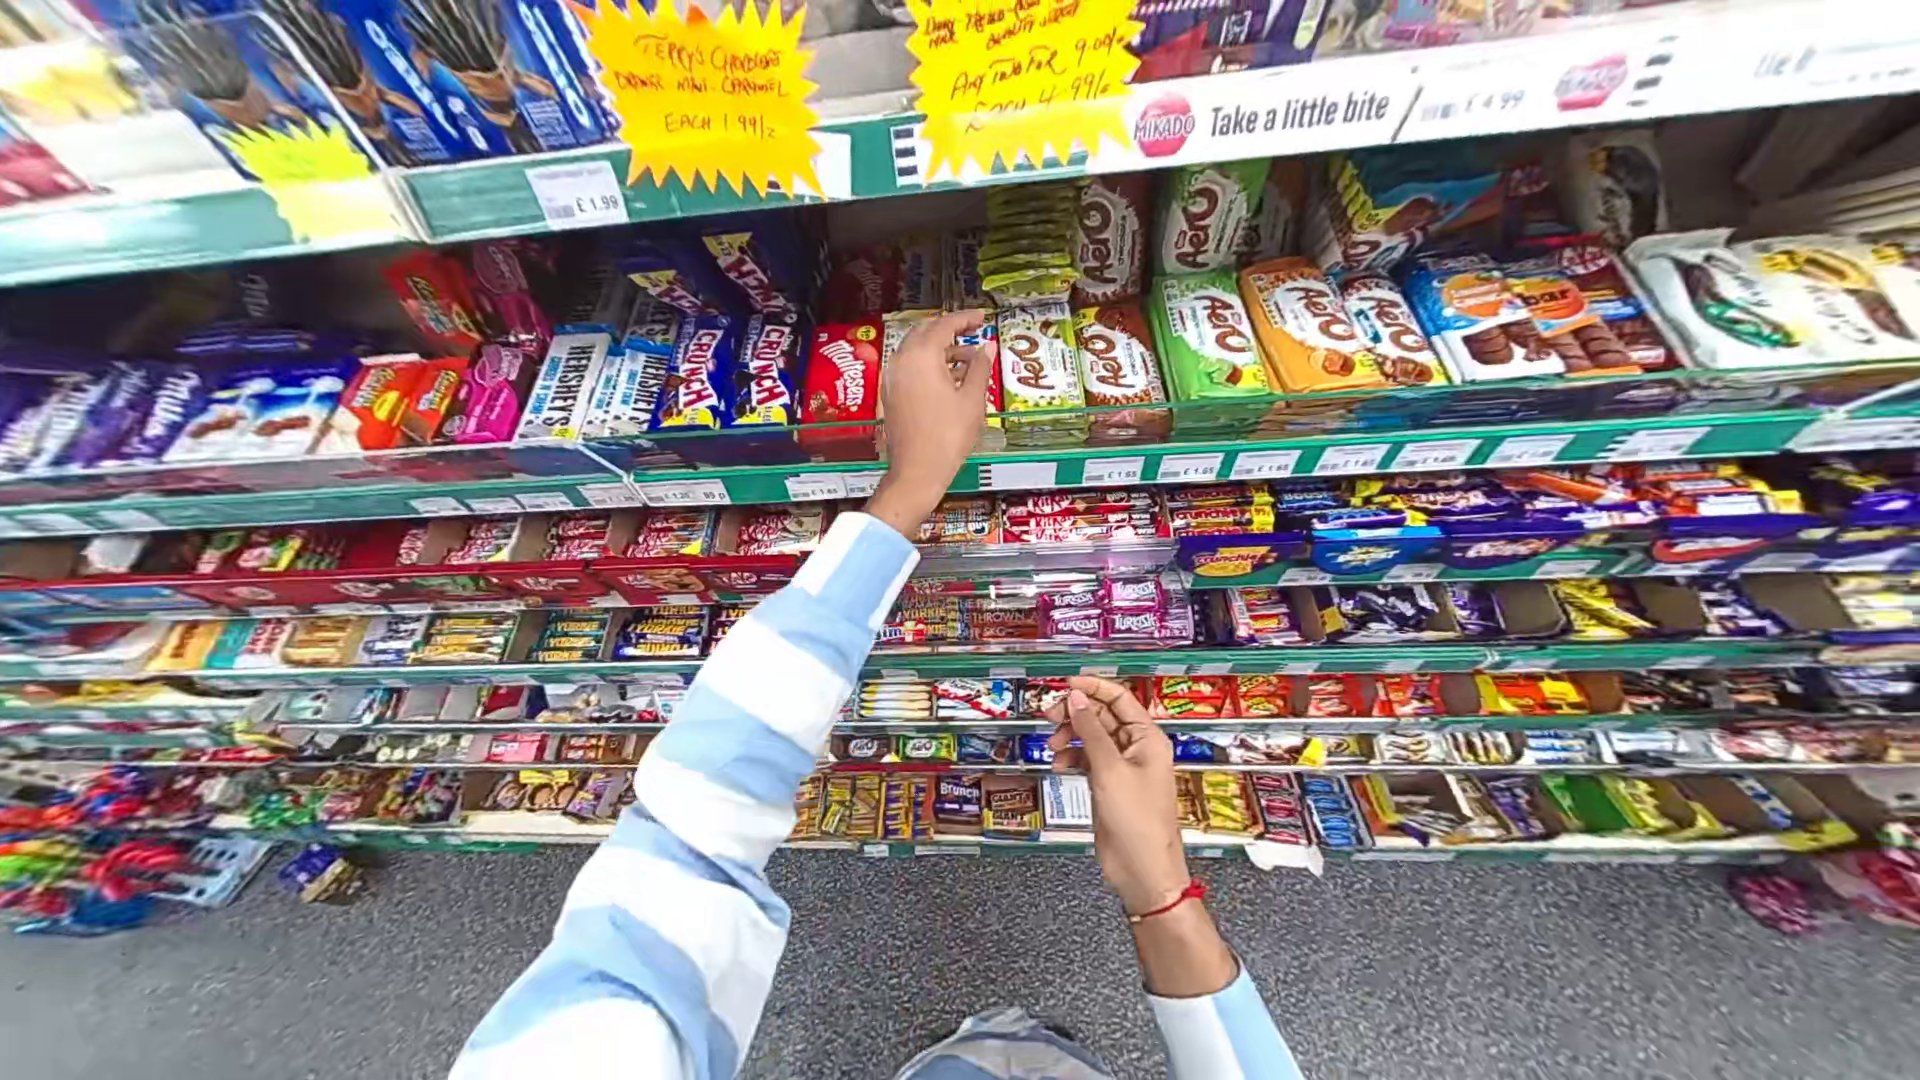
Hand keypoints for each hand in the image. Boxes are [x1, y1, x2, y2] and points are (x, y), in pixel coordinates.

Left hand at [865, 310, 993, 537]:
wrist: (917, 472)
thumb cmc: (947, 438)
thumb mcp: (972, 400)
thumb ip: (980, 368)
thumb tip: (986, 348)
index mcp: (921, 357)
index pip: (944, 325)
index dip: (965, 319)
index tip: (981, 318)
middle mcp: (901, 362)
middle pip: (924, 333)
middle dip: (949, 330)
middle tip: (972, 332)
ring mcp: (892, 379)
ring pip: (916, 351)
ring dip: (940, 350)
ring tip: (968, 360)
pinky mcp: (891, 396)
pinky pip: (910, 369)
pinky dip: (929, 366)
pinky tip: (949, 379)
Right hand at [1046, 676, 1189, 914]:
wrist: (1142, 870)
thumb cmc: (1139, 824)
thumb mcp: (1109, 769)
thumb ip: (1090, 731)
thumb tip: (1076, 699)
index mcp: (1147, 738)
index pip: (1119, 698)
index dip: (1093, 687)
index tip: (1067, 684)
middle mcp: (1136, 748)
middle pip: (1102, 715)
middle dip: (1075, 712)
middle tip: (1051, 715)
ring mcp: (1122, 766)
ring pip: (1091, 736)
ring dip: (1070, 735)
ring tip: (1053, 744)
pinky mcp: (1108, 783)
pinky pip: (1086, 757)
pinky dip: (1071, 757)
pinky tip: (1060, 764)